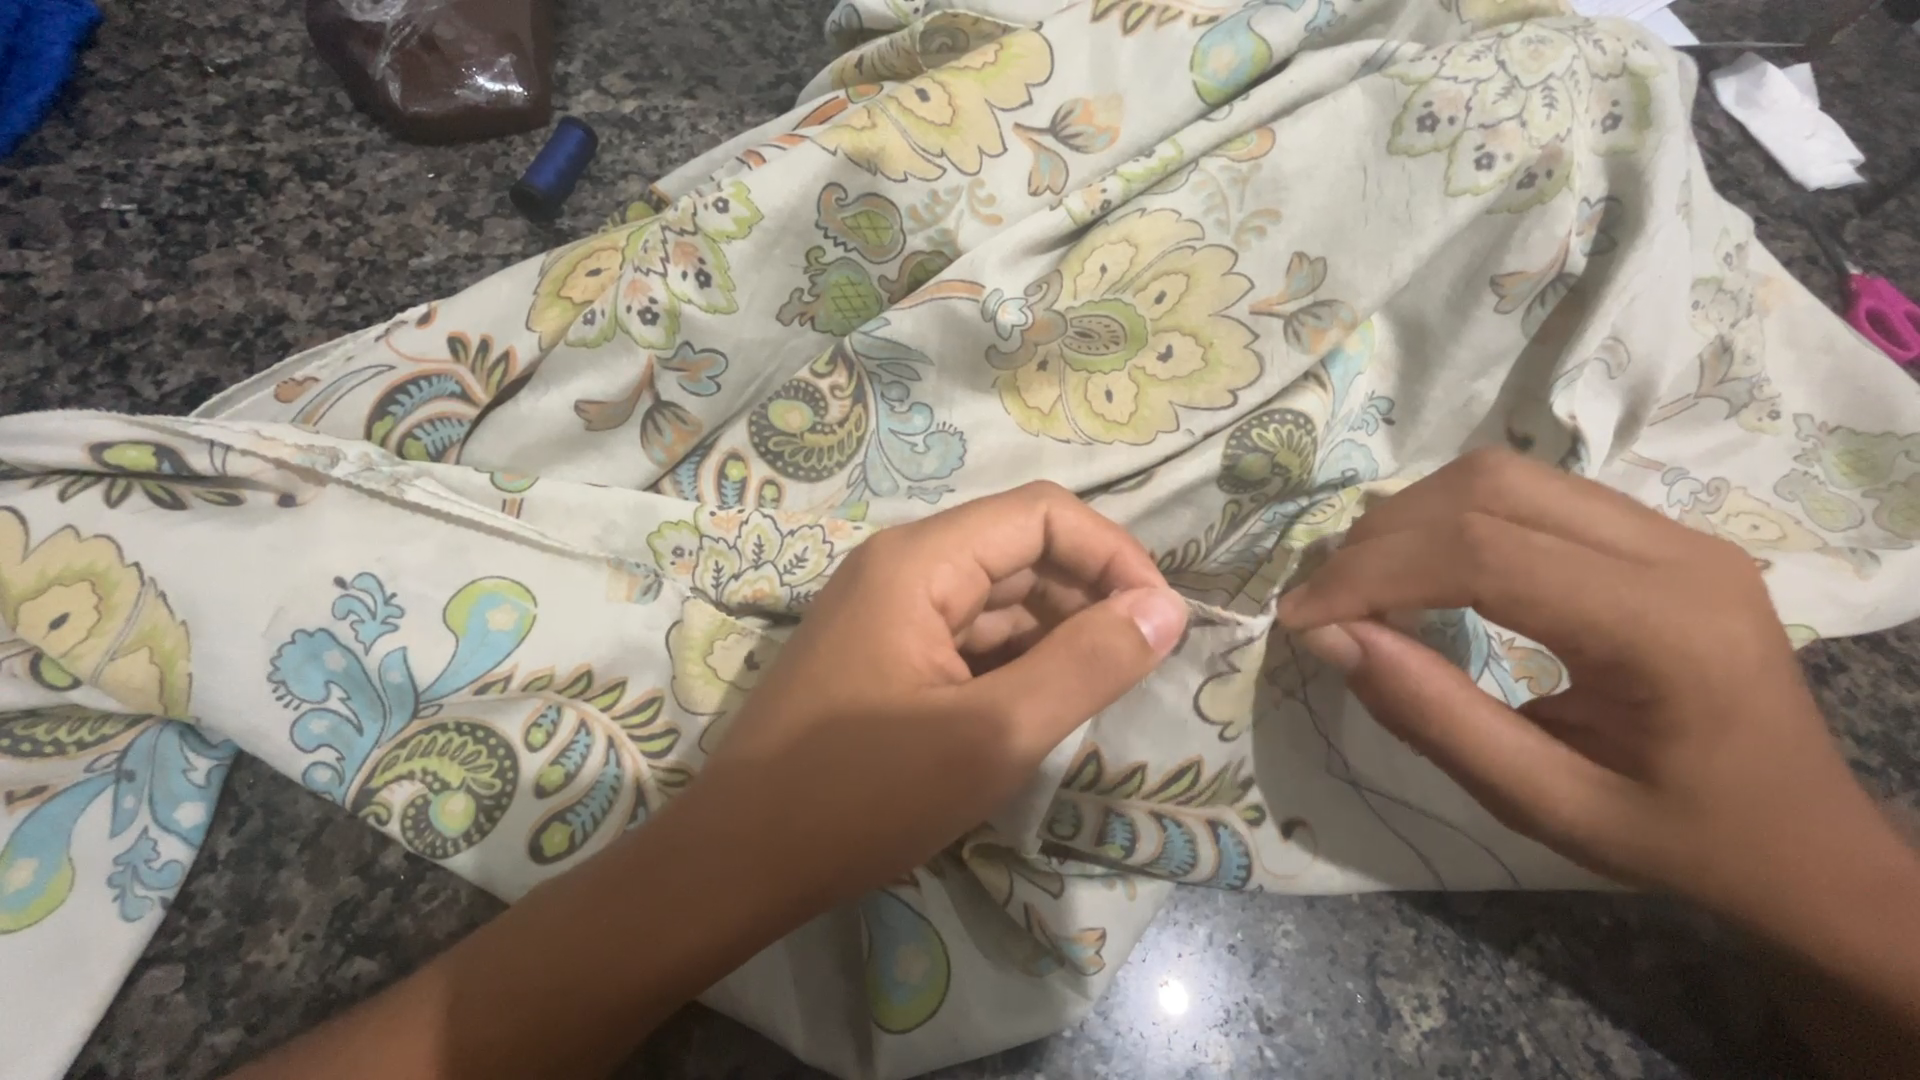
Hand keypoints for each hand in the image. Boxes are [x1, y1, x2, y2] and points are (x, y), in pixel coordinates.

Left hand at [673, 481, 1188, 911]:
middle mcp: (901, 568)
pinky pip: (966, 639)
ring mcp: (887, 613)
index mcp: (920, 561)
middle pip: (1019, 551)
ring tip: (1100, 690)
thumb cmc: (861, 795)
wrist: (736, 863)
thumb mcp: (991, 736)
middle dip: (1089, 596)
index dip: (1112, 555)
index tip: (1160, 621)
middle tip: (1139, 664)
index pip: (1041, 514)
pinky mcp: (883, 657)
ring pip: (995, 599)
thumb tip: (1165, 610)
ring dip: (1054, 633)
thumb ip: (1086, 666)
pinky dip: (1013, 663)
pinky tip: (1041, 706)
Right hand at [1276, 450, 1915, 939]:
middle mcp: (1677, 551)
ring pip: (1499, 474)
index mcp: (1665, 628)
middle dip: (1381, 540)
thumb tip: (1330, 638)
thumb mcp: (1544, 805)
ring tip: (1363, 584)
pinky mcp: (1652, 531)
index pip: (1484, 554)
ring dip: (1408, 519)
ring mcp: (1671, 530)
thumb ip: (1433, 718)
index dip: (1372, 576)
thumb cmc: (1678, 836)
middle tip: (1328, 605)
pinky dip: (1445, 518)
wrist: (1805, 841)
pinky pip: (1524, 490)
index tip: (1302, 619)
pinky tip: (1421, 568)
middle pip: (1487, 488)